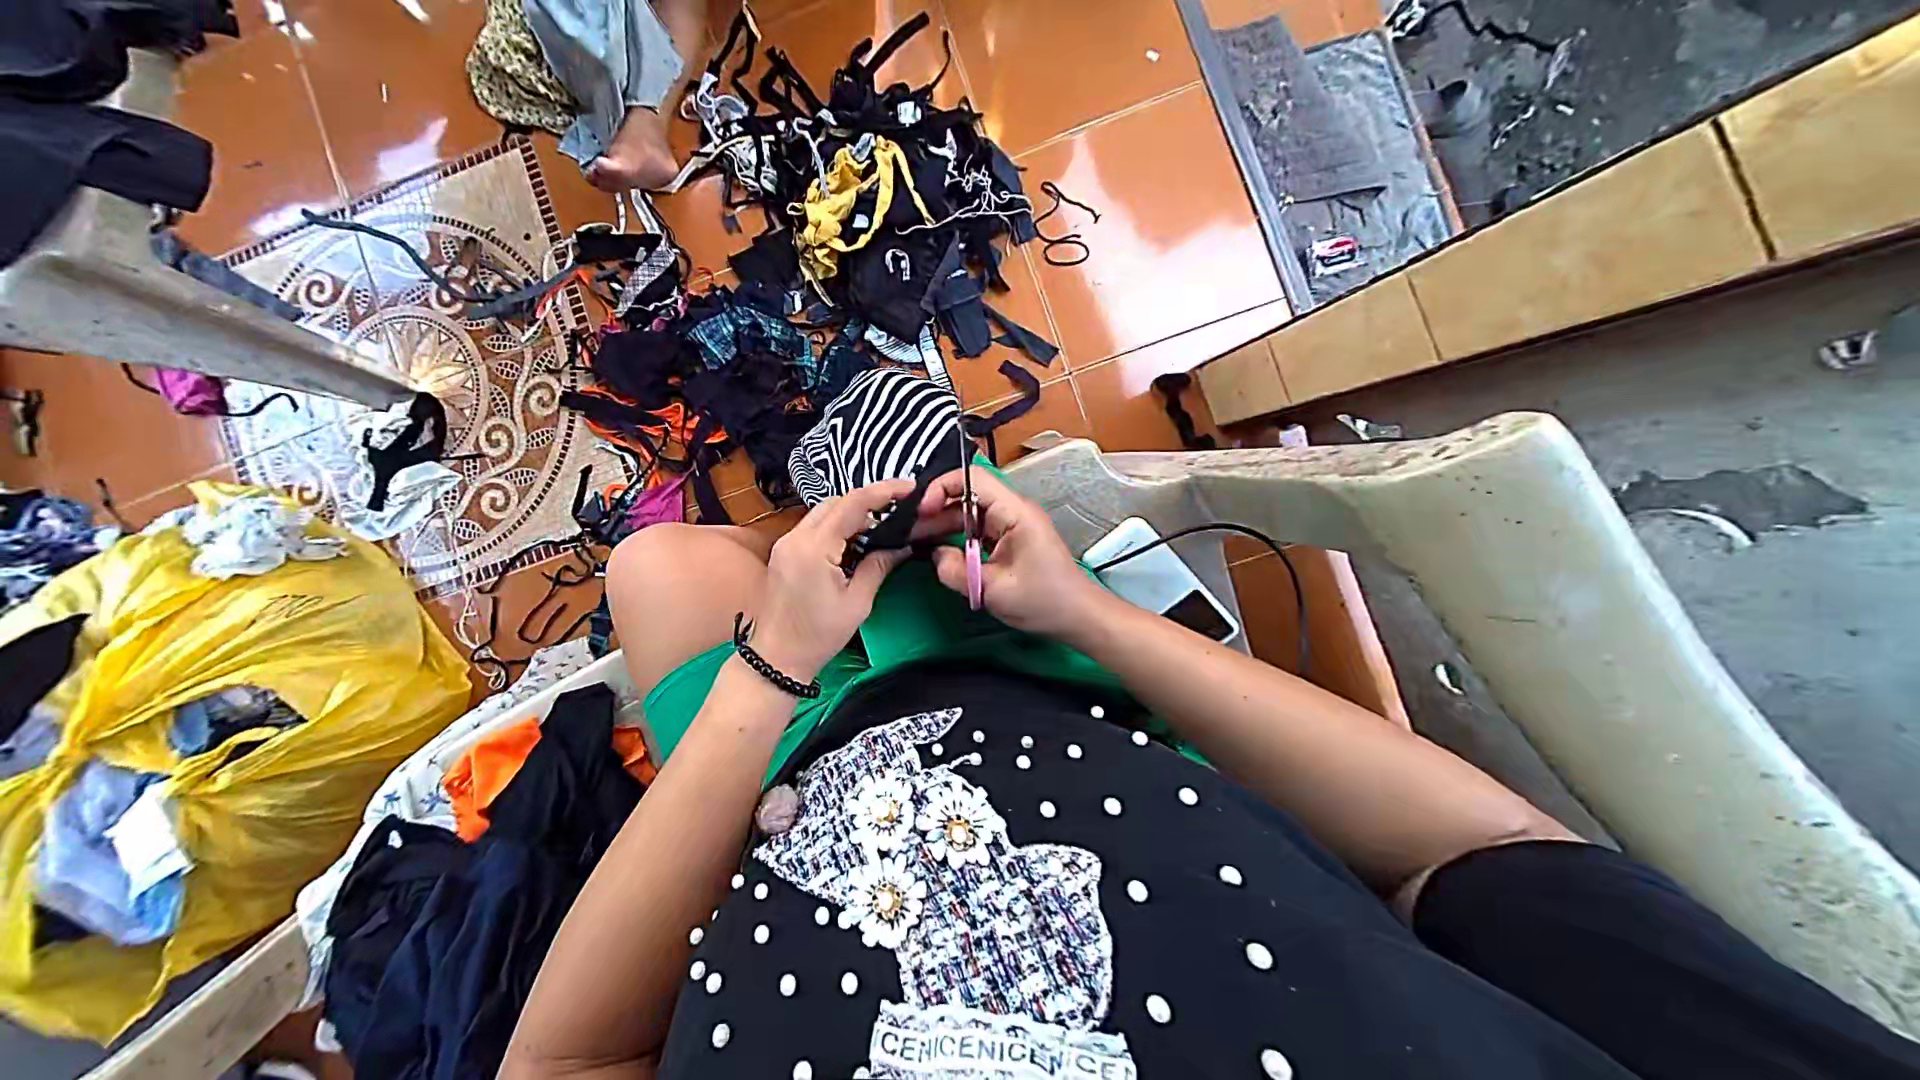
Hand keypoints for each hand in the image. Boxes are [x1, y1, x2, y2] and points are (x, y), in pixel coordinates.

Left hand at [746, 480, 914, 682]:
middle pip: (836, 502)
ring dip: (852, 513)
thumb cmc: (819, 635)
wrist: (777, 658)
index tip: (909, 487)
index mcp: (814, 548)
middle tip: (899, 508)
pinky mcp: (784, 552)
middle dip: (869, 500)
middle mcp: (795, 538)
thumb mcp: (858, 602)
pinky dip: (837, 526)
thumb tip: (902, 545)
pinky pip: (814, 526)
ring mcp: (786, 543)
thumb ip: (879, 566)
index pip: (853, 504)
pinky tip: (857, 539)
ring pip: (824, 511)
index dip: (884, 491)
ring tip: (882, 524)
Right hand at [912, 467, 1110, 639]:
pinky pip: (976, 531)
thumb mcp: (993, 590)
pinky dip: (956, 538)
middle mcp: (1013, 512)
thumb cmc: (1044, 601)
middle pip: (966, 496)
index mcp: (1015, 513)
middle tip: (908, 530)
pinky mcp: (1009, 540)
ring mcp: (1011, 526)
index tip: (921, 511)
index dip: (942, 488)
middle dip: (935, 510)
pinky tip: (937, 550)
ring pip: (969, 514)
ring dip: (942, 525)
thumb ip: (956, 571)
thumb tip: (934, 555)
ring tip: (915, 541)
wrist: (1079, 617)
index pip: (973, 479)